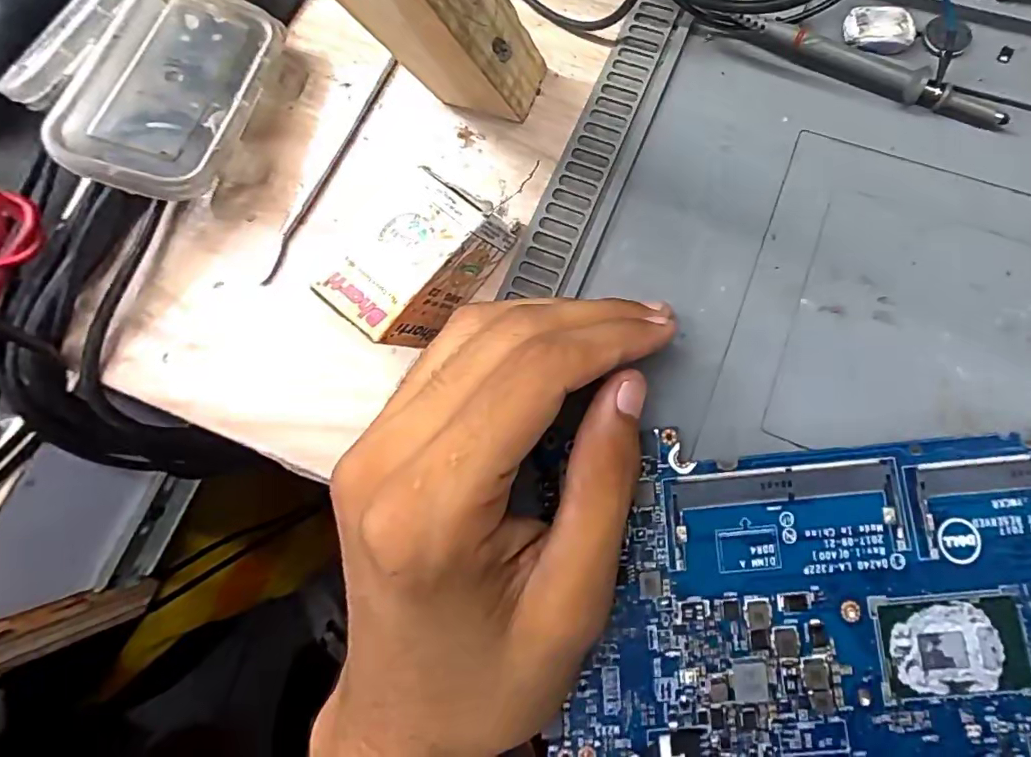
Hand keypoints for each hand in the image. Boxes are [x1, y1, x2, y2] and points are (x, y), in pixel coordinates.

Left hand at [313, 297, 674, 756]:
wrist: (402, 721)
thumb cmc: (490, 678)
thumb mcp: (573, 601)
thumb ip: (604, 485)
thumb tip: (627, 385)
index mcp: (430, 507)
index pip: (526, 377)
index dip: (603, 339)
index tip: (658, 331)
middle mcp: (385, 458)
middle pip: (498, 339)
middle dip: (588, 318)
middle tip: (650, 321)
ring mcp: (371, 440)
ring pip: (472, 329)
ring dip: (553, 315)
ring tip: (616, 324)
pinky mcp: (378, 436)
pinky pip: (453, 351)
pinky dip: (517, 331)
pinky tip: (562, 340)